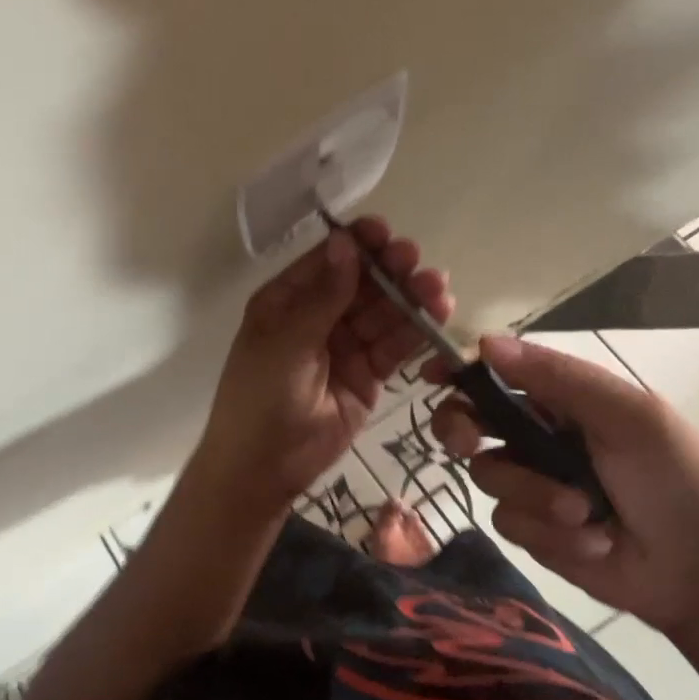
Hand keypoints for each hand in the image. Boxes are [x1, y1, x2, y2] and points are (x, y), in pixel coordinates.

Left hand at [193, 216, 452, 510]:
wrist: (262, 466)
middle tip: (415, 261)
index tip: (383, 232)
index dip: (354, 245)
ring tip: (437, 288)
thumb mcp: (287, 342)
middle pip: (360, 284)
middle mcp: (315, 318)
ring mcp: (343, 347)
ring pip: (382, 314)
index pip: (325, 263)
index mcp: (284, 302)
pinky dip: (414, 332)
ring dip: (409, 299)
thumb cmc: (260, 397)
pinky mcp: (367, 376)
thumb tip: (345, 243)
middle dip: (388, 271)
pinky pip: (393, 347)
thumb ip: (322, 297)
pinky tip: (437, 316)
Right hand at [430, 335, 698, 634]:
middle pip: (468, 421)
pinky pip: (508, 522)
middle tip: (466, 441)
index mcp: (566, 402)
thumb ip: (559, 377)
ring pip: (486, 475)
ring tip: (585, 513)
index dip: (460, 372)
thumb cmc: (680, 483)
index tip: (431, 374)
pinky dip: (550, 533)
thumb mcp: (630, 417)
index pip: (498, 375)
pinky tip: (593, 542)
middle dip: (460, 428)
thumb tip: (484, 342)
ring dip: (535, 494)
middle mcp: (539, 438)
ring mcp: (533, 486)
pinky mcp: (533, 532)